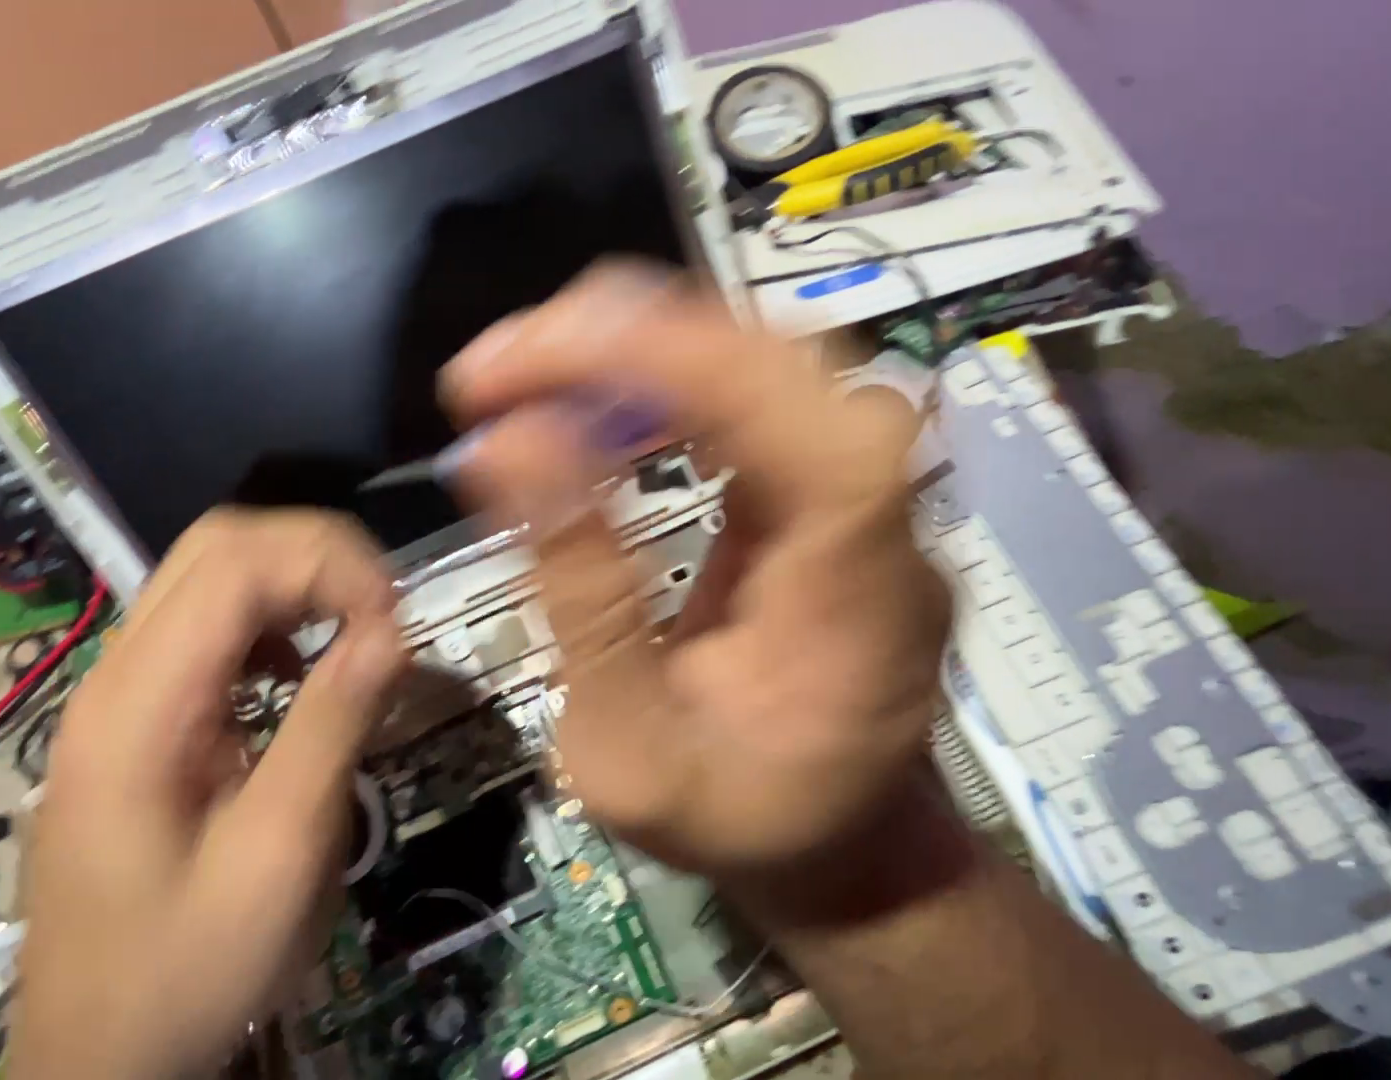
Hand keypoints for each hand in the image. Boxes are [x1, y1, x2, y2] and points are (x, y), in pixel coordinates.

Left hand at [11, 510, 404, 1079]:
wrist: (100, 1058)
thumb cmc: (190, 967)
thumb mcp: (279, 853)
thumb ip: (333, 726)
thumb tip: (393, 629)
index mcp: (138, 705)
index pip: (236, 562)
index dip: (331, 564)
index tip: (397, 621)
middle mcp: (116, 675)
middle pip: (218, 546)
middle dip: (316, 557)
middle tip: (384, 614)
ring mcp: (120, 692)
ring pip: (212, 575)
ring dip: (297, 583)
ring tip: (359, 632)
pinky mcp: (139, 714)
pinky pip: (208, 626)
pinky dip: (272, 620)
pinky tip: (302, 669)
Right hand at [441, 266, 952, 925]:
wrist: (842, 846)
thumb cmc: (740, 824)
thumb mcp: (632, 752)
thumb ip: (581, 598)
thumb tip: (507, 443)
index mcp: (860, 597)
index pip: (802, 422)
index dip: (669, 360)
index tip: (519, 366)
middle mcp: (889, 520)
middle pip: (786, 361)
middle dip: (632, 336)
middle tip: (501, 368)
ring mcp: (869, 495)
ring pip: (769, 359)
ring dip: (642, 345)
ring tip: (530, 374)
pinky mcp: (831, 490)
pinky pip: (755, 395)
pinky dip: (664, 377)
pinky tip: (595, 397)